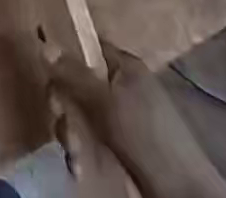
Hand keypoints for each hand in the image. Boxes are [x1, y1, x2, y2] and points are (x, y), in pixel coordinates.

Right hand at [49, 47, 225, 197]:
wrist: (181, 191)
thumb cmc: (145, 135)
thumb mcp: (106, 103)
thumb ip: (74, 75)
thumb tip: (44, 42)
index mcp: (125, 65)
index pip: (88, 47)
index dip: (66, 58)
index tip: (49, 77)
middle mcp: (122, 86)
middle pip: (78, 83)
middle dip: (65, 106)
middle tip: (61, 120)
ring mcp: (121, 118)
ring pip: (81, 115)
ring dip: (71, 134)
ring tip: (75, 156)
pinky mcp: (120, 146)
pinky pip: (90, 139)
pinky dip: (81, 152)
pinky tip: (80, 168)